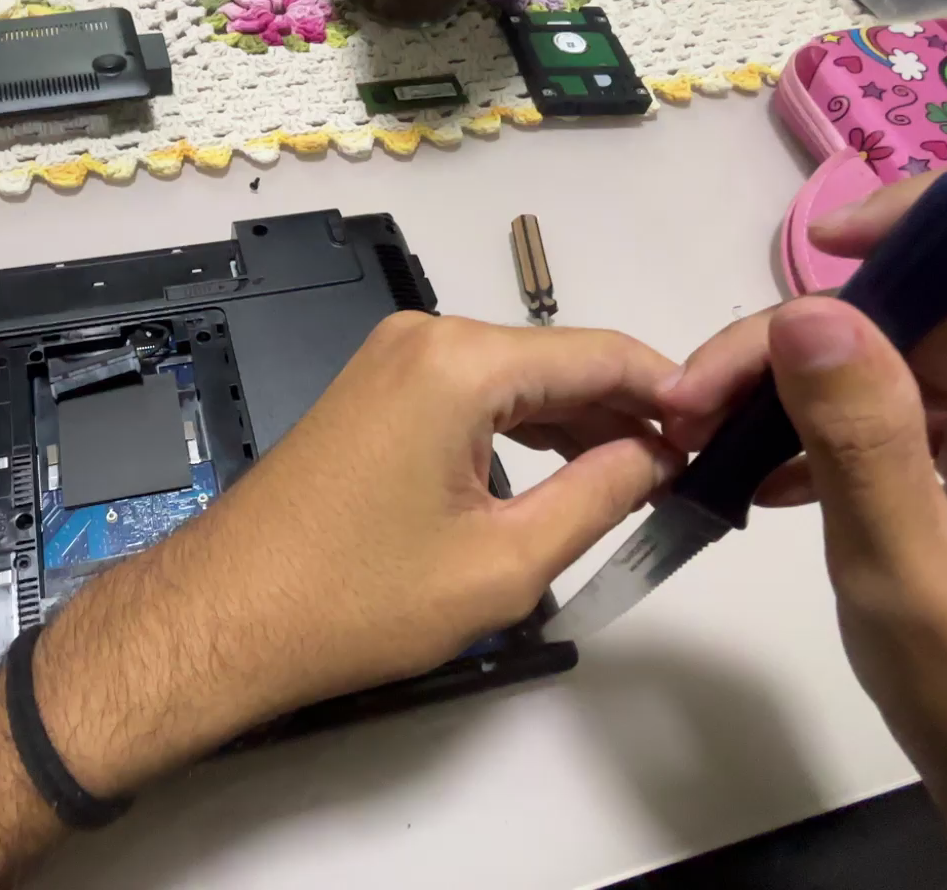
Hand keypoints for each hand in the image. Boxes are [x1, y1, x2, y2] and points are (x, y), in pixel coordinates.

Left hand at [0, 317, 684, 889]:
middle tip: (685, 466)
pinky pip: (463, 391)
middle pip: (551, 358)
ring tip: (632, 471)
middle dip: (620, 407)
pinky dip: (513, 422)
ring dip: (569, 417)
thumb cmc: (361, 597)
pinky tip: (551, 461)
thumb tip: (656, 453)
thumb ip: (600, 494)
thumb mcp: (505, 561)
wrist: (227, 611)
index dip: (668, 391)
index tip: (718, 436)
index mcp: (459, 358)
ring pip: (507, 375)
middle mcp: (422, 335)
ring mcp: (387, 357)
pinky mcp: (368, 387)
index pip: (598, 352)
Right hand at [662, 168, 946, 886]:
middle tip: (706, 385)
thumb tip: (806, 318)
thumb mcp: (913, 590)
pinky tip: (762, 461)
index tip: (841, 241)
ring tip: (708, 428)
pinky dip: (822, 413)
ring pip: (922, 342)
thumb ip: (862, 449)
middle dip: (825, 327)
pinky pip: (909, 391)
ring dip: (800, 376)